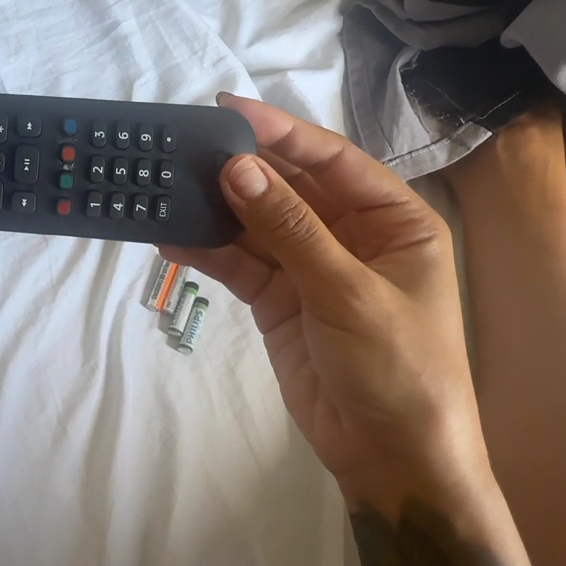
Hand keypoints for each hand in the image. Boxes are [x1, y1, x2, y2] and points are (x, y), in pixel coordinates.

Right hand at [162, 95, 486, 498]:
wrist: (389, 457)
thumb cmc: (397, 367)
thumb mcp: (347, 291)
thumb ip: (289, 228)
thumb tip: (236, 169)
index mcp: (392, 220)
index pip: (332, 160)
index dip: (281, 132)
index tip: (227, 109)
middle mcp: (350, 234)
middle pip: (288, 186)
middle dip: (241, 169)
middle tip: (185, 147)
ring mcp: (310, 267)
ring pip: (256, 223)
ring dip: (217, 210)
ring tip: (168, 188)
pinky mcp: (278, 298)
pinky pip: (239, 263)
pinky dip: (208, 252)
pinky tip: (172, 239)